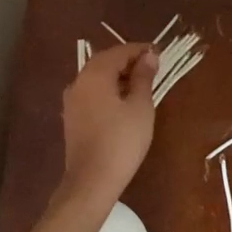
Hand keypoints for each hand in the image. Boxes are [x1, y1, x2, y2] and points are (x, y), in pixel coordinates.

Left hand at [55, 41, 158, 207]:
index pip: (119, 51)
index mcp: (94, 75)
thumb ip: (144, 77)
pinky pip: (91, 92)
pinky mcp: (72, 116)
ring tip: (141, 84)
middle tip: (152, 67)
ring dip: (118, 76)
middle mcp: (78, 81)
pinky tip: (123, 102)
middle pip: (105, 61)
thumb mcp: (140, 107)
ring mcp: (72, 100)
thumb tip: (149, 56)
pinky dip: (108, 90)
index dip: (140, 50)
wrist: (91, 181)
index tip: (159, 54)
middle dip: (128, 61)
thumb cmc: (121, 141)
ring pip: (97, 77)